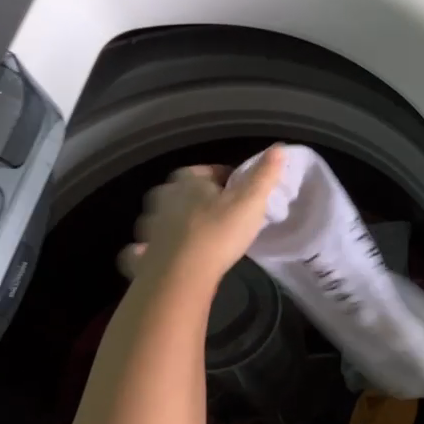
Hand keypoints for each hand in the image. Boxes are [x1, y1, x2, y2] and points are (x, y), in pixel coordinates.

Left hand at [117, 147, 285, 280]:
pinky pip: (150, 245)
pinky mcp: (144, 252)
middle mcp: (163, 197)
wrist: (180, 276)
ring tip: (199, 235)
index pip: (211, 171)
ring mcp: (150, 225)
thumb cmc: (218, 232)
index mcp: (187, 180)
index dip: (229, 180)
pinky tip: (170, 256)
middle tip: (222, 214)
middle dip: (200, 199)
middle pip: (185, 192)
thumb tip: (279, 148)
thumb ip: (265, 174)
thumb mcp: (251, 201)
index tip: (244, 195)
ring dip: (177, 221)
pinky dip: (156, 248)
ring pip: (165, 216)